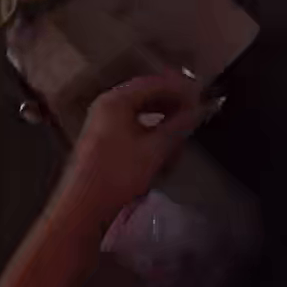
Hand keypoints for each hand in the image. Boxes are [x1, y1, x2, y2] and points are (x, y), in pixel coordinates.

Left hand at [57, 72, 206, 221]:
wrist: (85, 204)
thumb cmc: (119, 173)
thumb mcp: (155, 149)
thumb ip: (178, 126)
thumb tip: (199, 110)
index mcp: (116, 101)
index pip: (153, 83)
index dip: (180, 88)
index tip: (201, 96)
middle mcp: (106, 105)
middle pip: (144, 94)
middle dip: (171, 102)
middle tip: (194, 110)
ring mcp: (101, 120)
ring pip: (138, 110)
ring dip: (161, 116)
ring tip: (181, 127)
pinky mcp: (101, 137)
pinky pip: (130, 123)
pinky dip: (148, 128)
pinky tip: (162, 141)